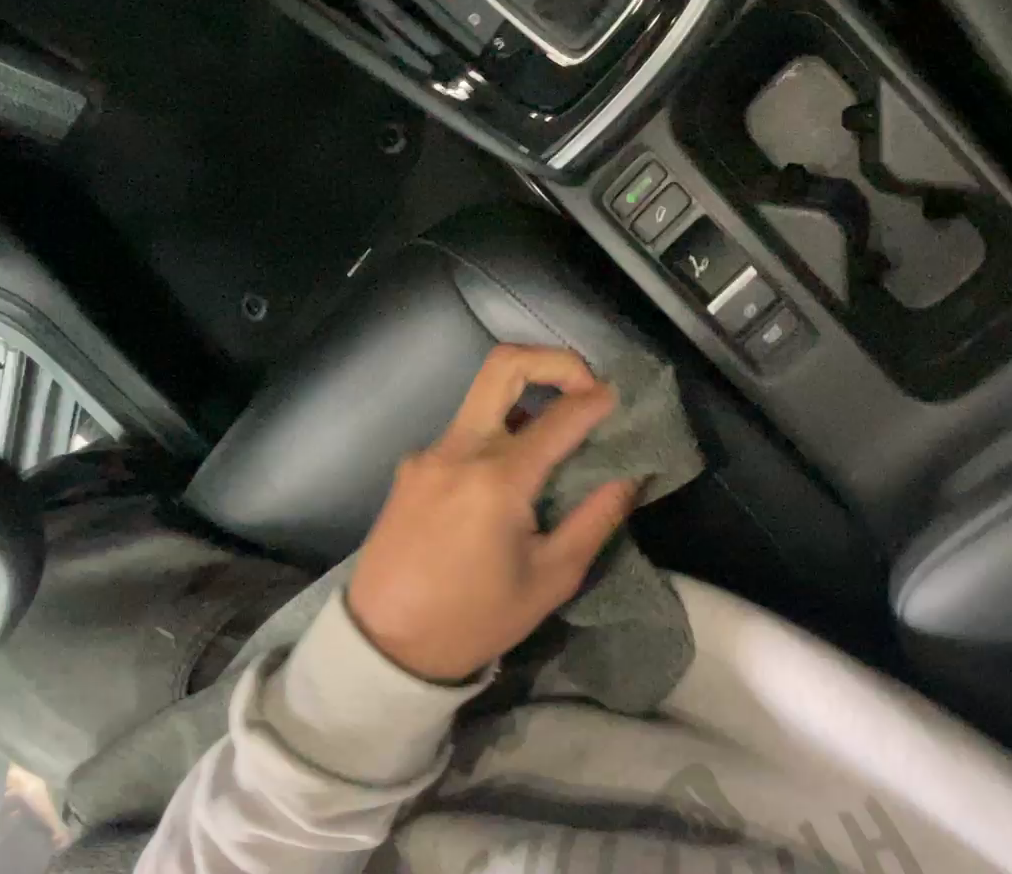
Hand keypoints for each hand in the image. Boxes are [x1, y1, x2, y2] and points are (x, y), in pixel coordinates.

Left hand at [345, 346, 639, 682]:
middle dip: (557, 361)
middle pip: (506, 365)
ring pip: (484, 398)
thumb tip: (631, 475)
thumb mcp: (551, 578)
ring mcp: (429, 454)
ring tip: (555, 445)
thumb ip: (597, 518)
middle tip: (587, 388)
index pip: (562, 415)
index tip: (622, 401)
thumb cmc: (473, 619)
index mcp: (497, 479)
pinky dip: (499, 436)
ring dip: (528, 401)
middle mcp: (459, 450)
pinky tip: (509, 482)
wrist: (381, 650)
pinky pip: (465, 433)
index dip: (600, 400)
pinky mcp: (412, 469)